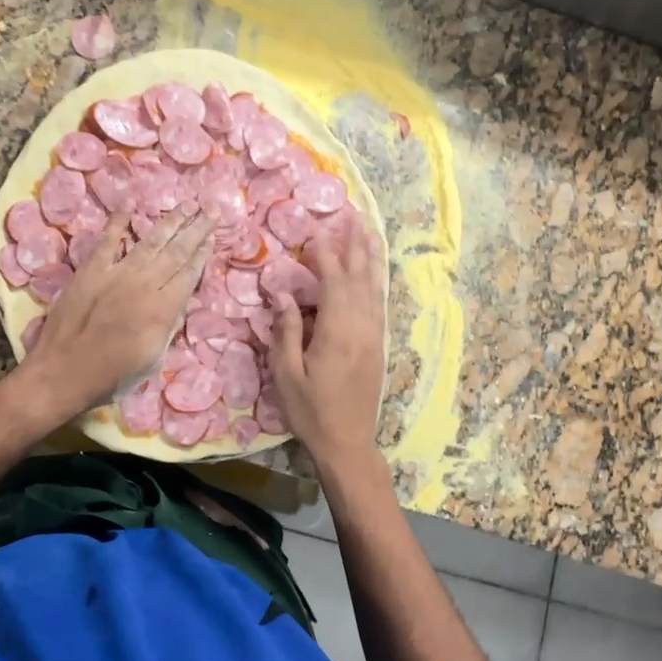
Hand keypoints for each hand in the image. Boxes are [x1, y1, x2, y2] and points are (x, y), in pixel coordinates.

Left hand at [17, 205, 214, 421]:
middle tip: (210, 210)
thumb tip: (182, 303)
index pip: (189, 274)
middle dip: (195, 230)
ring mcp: (116, 273)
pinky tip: (129, 204)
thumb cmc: (112, 375)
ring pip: (149, 241)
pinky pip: (107, 240)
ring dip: (169, 221)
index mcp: (162, 308)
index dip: (203, 254)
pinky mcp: (90, 270)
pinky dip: (118, 220)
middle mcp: (144, 284)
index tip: (213, 237)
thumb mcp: (153, 359)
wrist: (64, 372)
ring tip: (185, 205)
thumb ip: (169, 327)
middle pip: (176, 251)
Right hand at [268, 214, 385, 467]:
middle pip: (360, 278)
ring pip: (374, 288)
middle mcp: (362, 328)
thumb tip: (283, 294)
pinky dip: (375, 282)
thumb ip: (286, 331)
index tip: (315, 231)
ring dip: (370, 258)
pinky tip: (372, 273)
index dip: (325, 254)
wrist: (348, 444)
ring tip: (368, 232)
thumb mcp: (287, 374)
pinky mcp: (377, 346)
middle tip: (352, 216)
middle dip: (354, 245)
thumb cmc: (310, 412)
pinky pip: (378, 304)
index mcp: (338, 332)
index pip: (333, 282)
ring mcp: (373, 336)